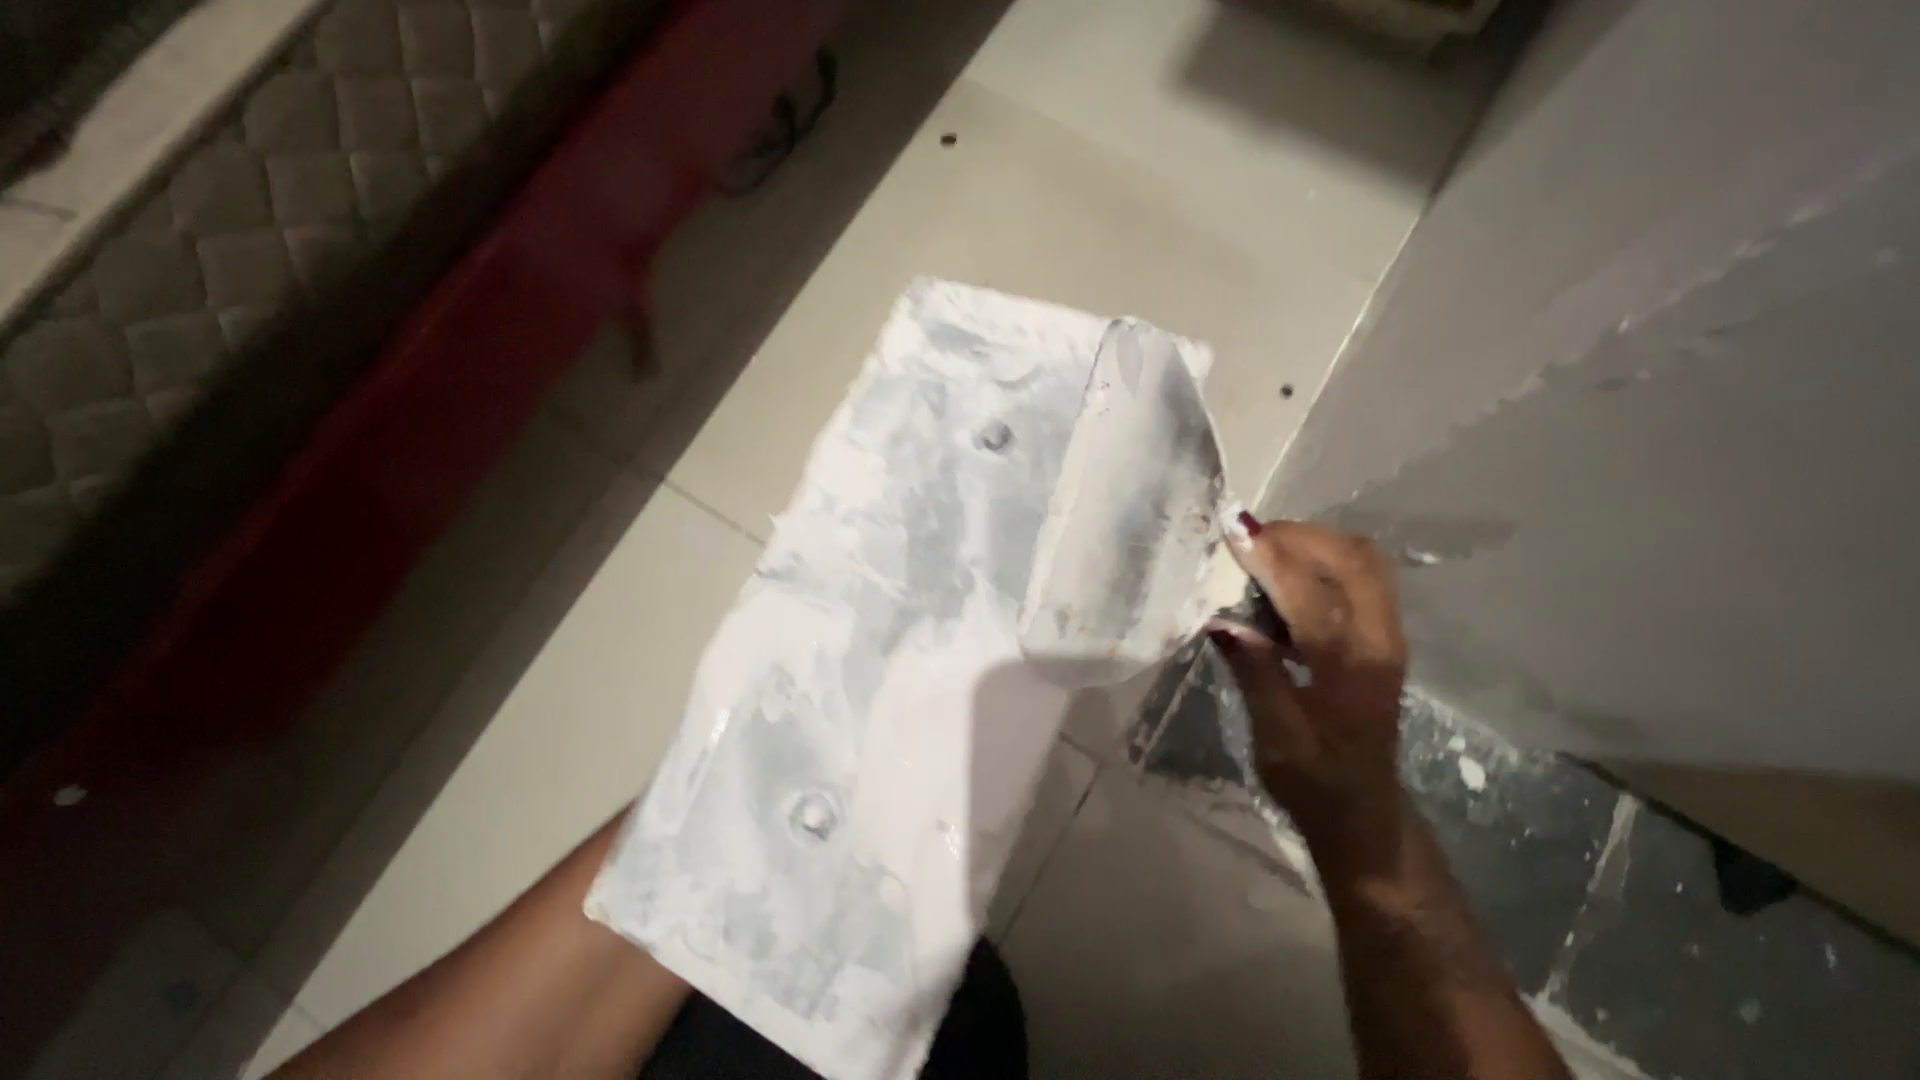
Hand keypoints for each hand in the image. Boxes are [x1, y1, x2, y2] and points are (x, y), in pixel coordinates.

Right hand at [1208, 515, 1408, 841]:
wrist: (1364, 812)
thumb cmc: (1314, 782)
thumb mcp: (1276, 738)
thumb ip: (1256, 675)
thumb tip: (1223, 622)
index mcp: (1353, 668)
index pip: (1312, 596)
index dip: (1272, 559)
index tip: (1233, 530)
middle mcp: (1380, 641)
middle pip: (1356, 559)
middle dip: (1301, 536)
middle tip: (1248, 538)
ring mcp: (1385, 637)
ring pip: (1363, 562)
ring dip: (1314, 544)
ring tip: (1262, 550)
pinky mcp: (1378, 638)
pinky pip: (1357, 579)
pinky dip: (1321, 562)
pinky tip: (1281, 577)